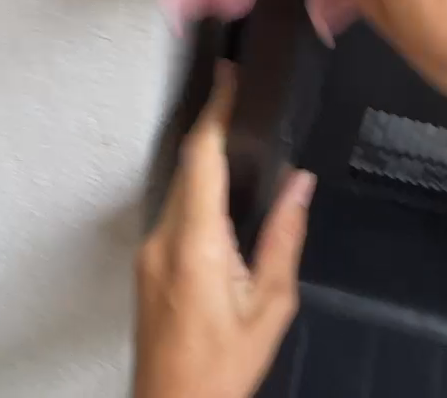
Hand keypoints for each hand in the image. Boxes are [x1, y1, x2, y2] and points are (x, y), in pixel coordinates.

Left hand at [135, 63, 315, 397]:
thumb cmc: (222, 369)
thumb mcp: (269, 308)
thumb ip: (284, 239)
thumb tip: (300, 182)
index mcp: (195, 245)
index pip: (201, 159)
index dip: (216, 112)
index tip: (229, 76)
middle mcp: (162, 240)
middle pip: (188, 167)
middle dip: (214, 129)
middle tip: (243, 97)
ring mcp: (148, 252)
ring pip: (179, 188)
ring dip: (206, 161)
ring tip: (241, 139)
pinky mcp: (146, 265)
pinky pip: (174, 211)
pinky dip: (197, 190)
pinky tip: (222, 196)